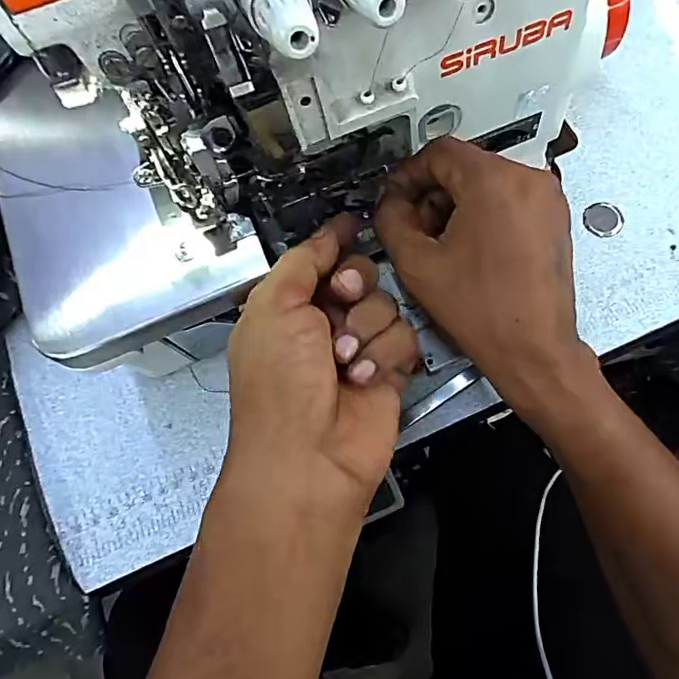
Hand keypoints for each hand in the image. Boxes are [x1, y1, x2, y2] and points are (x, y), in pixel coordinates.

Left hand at [224, 214, 419, 520]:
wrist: (311, 453)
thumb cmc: (278, 391)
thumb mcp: (273, 307)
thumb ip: (302, 262)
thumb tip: (327, 236)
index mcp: (287, 308)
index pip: (320, 261)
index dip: (336, 244)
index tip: (351, 225)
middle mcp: (324, 326)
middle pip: (363, 277)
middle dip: (356, 287)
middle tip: (343, 302)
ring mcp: (358, 349)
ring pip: (388, 307)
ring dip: (368, 328)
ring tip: (346, 358)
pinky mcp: (388, 371)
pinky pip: (405, 338)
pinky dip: (387, 354)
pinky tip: (365, 376)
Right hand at [374, 137, 595, 409]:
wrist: (534, 350)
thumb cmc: (493, 317)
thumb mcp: (418, 264)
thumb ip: (391, 220)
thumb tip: (390, 205)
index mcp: (496, 181)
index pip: (439, 151)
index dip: (409, 174)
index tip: (400, 194)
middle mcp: (531, 182)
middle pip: (466, 166)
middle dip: (437, 195)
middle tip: (420, 227)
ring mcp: (548, 202)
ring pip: (490, 184)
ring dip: (461, 207)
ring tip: (449, 248)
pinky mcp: (556, 222)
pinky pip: (513, 203)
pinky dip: (489, 219)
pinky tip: (475, 254)